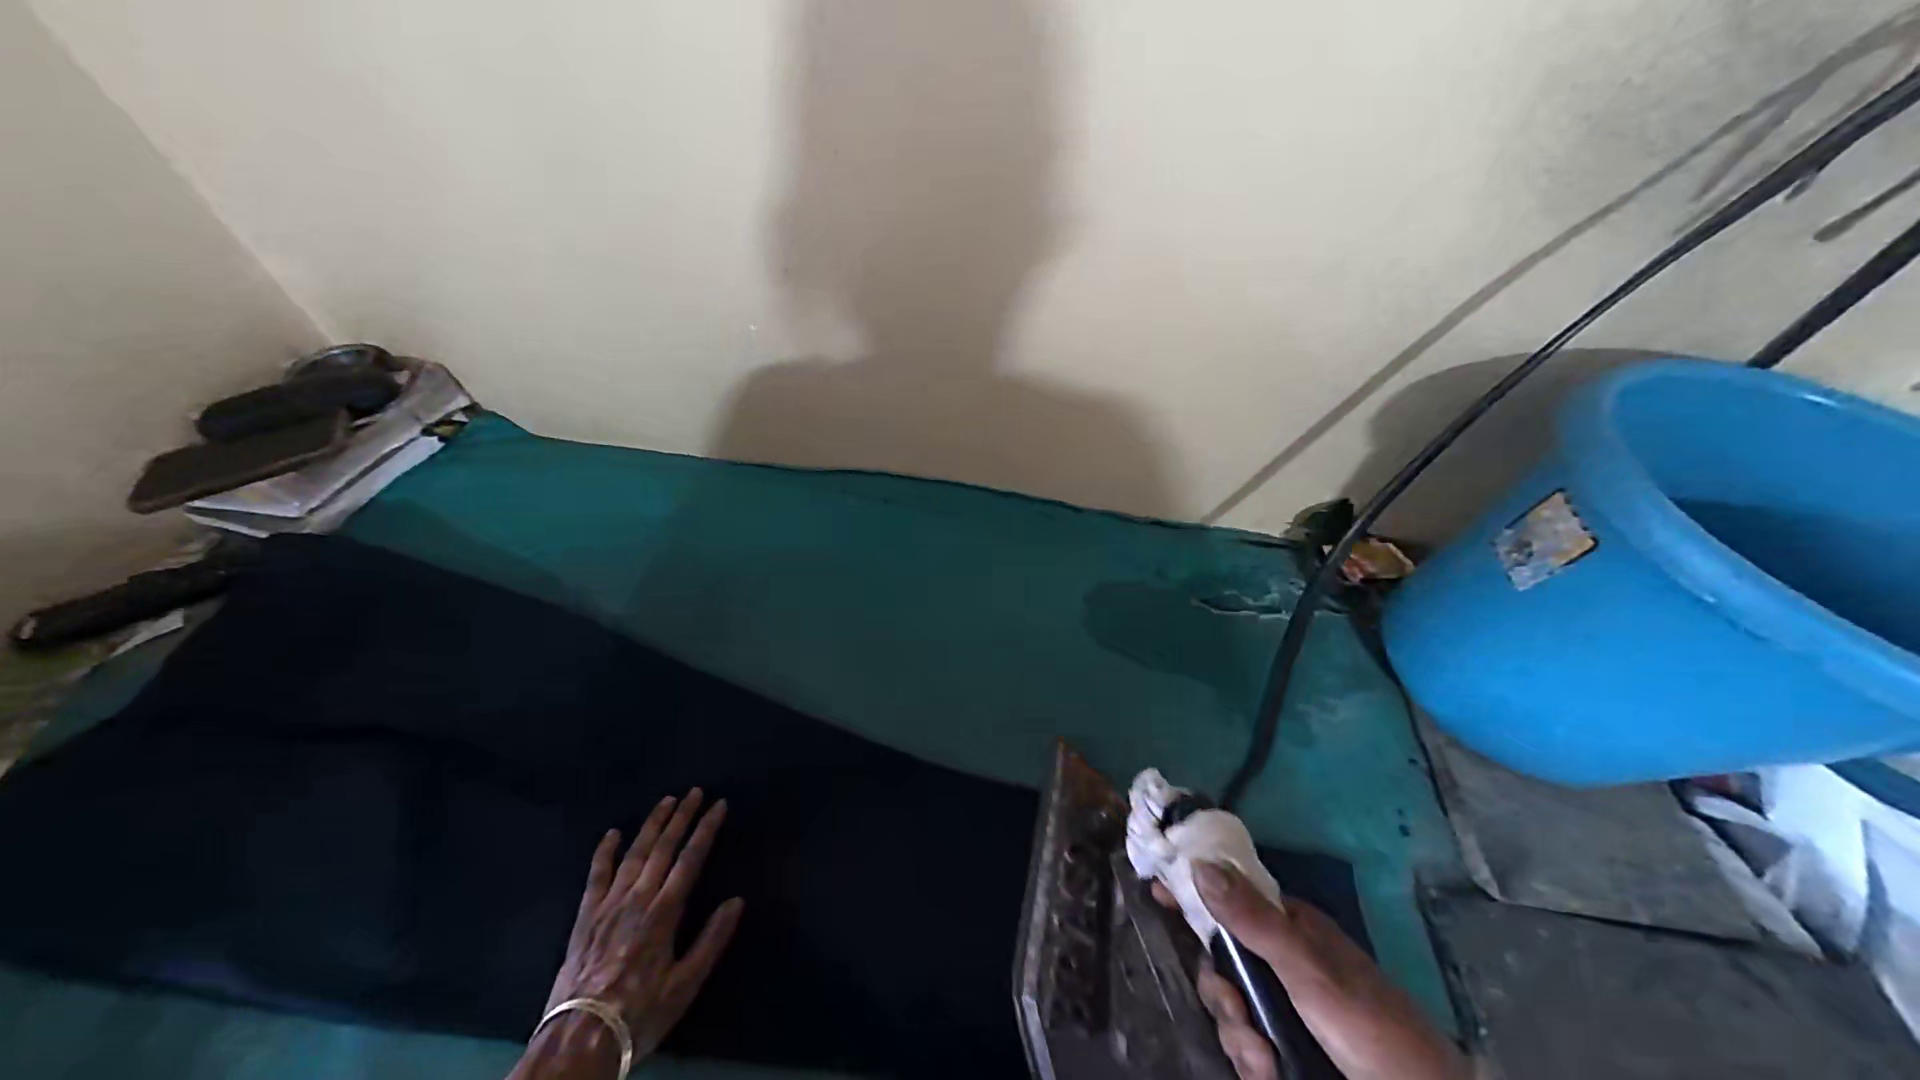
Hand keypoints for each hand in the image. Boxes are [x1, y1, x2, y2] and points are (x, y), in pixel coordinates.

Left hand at [510, 789, 744, 1079]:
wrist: (578, 1041)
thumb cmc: (640, 1014)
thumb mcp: (686, 985)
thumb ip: (712, 940)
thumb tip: (736, 901)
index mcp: (664, 913)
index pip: (691, 859)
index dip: (706, 829)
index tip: (719, 805)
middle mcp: (636, 899)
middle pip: (663, 848)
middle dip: (681, 816)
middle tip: (695, 791)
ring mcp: (607, 905)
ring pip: (633, 854)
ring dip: (651, 825)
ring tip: (665, 801)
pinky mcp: (585, 918)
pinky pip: (596, 876)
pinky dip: (604, 852)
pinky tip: (612, 834)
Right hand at [1171, 862, 1470, 1079]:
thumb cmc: (1368, 1025)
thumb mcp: (1308, 968)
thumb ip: (1253, 919)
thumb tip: (1199, 863)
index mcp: (1290, 927)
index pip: (1229, 895)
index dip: (1192, 894)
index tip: (1155, 892)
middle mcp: (1282, 960)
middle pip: (1220, 961)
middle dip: (1221, 994)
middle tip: (1239, 1014)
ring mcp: (1285, 1005)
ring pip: (1229, 1007)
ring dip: (1238, 1036)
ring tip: (1266, 1062)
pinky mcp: (1287, 1046)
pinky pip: (1244, 1044)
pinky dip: (1250, 1061)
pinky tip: (1270, 1073)